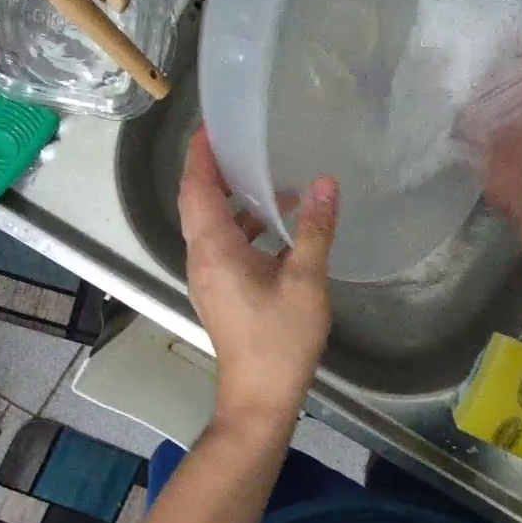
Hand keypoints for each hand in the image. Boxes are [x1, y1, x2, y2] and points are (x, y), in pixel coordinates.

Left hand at [178, 129, 338, 423]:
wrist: (260, 397)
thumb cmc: (280, 340)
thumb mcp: (305, 282)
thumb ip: (315, 230)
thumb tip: (325, 182)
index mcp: (213, 250)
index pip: (196, 188)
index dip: (200, 155)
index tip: (214, 125)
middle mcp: (201, 259)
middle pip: (198, 203)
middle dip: (215, 171)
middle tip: (243, 142)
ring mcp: (208, 278)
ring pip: (211, 226)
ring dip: (233, 201)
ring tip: (267, 178)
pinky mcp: (220, 293)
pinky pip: (223, 247)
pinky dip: (243, 228)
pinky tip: (277, 227)